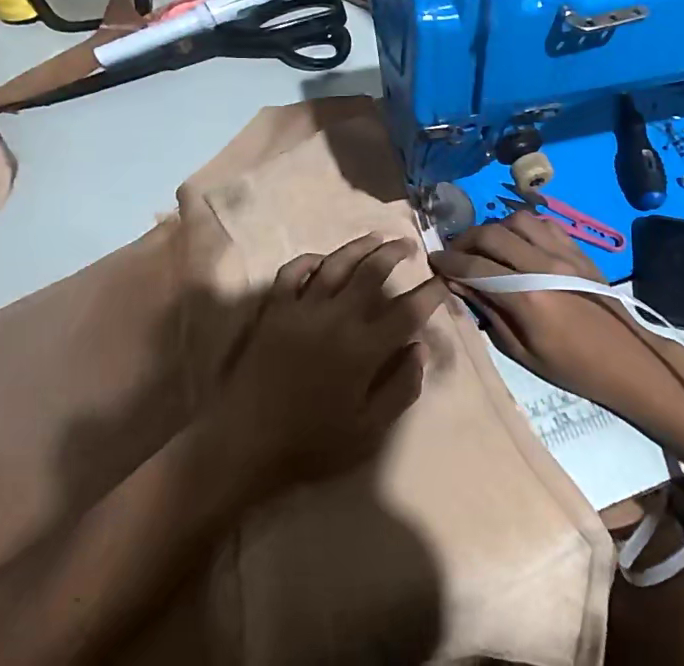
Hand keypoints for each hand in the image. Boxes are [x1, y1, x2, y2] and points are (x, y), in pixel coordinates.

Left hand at [213, 234, 446, 492]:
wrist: (240, 446)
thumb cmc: (310, 443)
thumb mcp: (369, 431)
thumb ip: (402, 388)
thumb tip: (420, 349)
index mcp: (365, 348)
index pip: (409, 310)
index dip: (432, 292)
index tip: (443, 282)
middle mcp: (337, 318)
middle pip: (373, 271)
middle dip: (396, 253)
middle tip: (410, 245)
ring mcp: (302, 310)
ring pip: (336, 263)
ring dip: (361, 246)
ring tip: (377, 237)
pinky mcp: (272, 311)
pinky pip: (293, 272)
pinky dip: (310, 260)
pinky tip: (323, 259)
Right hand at [429, 215, 683, 426]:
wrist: (625, 356)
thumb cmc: (571, 366)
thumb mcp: (522, 351)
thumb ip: (489, 312)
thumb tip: (459, 284)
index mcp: (527, 296)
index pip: (476, 266)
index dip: (449, 261)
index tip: (433, 261)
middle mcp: (544, 264)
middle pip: (492, 235)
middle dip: (465, 240)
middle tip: (454, 253)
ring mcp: (564, 252)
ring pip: (517, 220)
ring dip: (494, 229)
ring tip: (485, 246)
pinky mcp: (578, 248)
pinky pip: (544, 223)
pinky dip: (522, 226)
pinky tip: (515, 240)